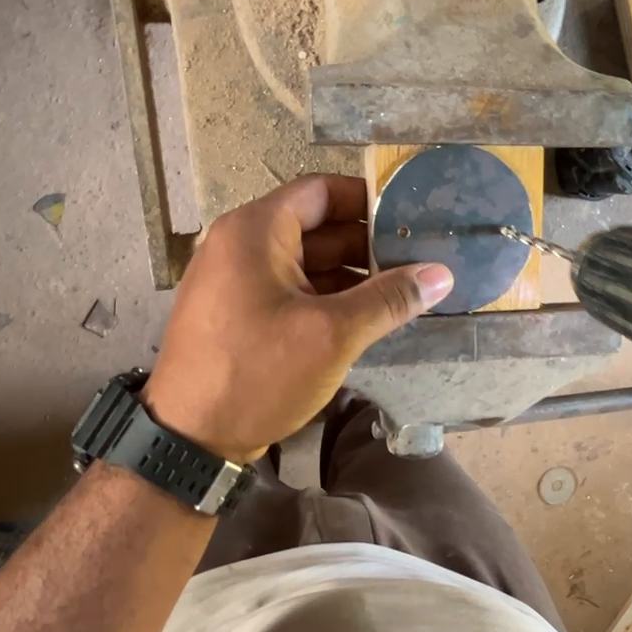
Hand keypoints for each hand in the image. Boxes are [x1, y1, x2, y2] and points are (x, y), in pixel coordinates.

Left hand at [142, 174, 452, 463]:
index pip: (320, 191)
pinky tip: (366, 320)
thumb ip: (388, 299)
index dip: (369, 200)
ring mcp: (236, 283)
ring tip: (403, 293)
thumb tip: (441, 275)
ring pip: (305, 264)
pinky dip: (328, 300)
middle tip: (420, 260)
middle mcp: (241, 246)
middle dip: (368, 244)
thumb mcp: (332, 334)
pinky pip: (291, 293)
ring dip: (352, 276)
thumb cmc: (257, 374)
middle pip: (315, 227)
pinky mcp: (239, 316)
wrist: (190, 440)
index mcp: (255, 230)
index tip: (413, 218)